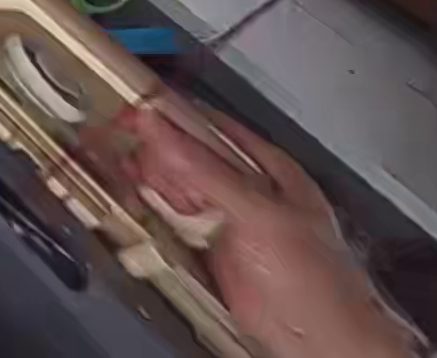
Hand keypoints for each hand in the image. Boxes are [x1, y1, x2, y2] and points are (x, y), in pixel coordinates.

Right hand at [116, 104, 423, 357]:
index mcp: (261, 164)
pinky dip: (140, 198)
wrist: (322, 355)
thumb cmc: (310, 283)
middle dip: (146, 143)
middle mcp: (236, 181)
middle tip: (116, 142)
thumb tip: (148, 119)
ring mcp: (217, 211)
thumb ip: (203, 168)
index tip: (123, 104)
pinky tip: (123, 192)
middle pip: (178, 146)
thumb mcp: (259, 216)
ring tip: (114, 166)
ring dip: (140, 170)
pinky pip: (161, 208)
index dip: (163, 110)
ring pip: (166, 176)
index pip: (203, 121)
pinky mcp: (198, 240)